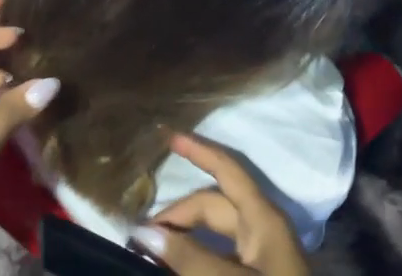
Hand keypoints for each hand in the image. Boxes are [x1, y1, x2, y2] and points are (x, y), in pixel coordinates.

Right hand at [131, 134, 309, 275]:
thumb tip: (144, 231)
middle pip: (211, 206)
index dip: (199, 150)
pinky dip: (194, 257)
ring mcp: (259, 258)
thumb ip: (189, 257)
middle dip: (176, 215)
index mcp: (262, 218)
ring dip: (182, 238)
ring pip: (212, 235)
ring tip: (150, 251)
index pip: (226, 170)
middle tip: (139, 236)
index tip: (167, 137)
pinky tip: (173, 267)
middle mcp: (261, 230)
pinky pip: (217, 258)